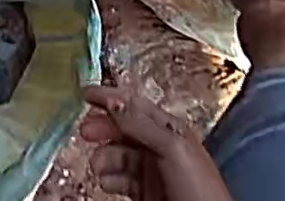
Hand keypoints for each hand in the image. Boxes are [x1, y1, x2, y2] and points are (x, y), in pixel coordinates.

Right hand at [81, 86, 233, 200]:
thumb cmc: (199, 189)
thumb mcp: (172, 149)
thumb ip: (141, 123)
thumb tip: (111, 101)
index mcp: (169, 128)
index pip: (133, 103)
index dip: (109, 96)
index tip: (85, 93)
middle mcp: (159, 145)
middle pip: (123, 127)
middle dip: (102, 127)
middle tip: (85, 132)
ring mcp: (153, 170)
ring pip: (119, 154)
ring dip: (104, 156)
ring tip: (97, 167)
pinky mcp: (147, 192)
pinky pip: (122, 178)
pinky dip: (110, 177)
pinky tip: (106, 181)